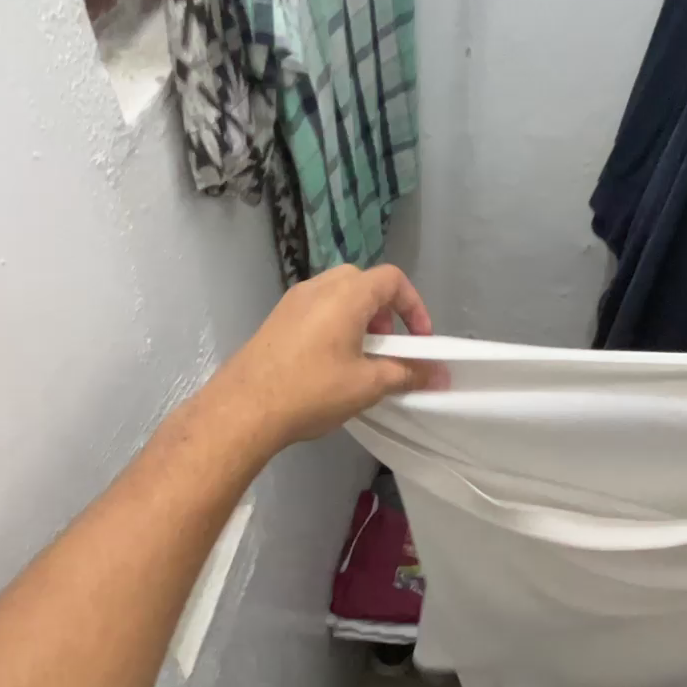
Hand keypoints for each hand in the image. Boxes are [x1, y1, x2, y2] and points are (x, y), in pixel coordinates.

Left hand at [198, 264, 442, 452]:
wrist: (245, 407)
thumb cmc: (312, 390)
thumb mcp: (368, 385)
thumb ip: (407, 374)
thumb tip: (440, 374)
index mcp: (347, 295)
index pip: (392, 279)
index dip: (414, 306)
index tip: (419, 340)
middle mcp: (319, 287)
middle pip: (363, 282)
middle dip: (386, 311)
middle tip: (389, 345)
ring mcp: (293, 301)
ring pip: (337, 295)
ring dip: (359, 318)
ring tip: (361, 357)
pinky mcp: (277, 319)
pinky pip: (316, 309)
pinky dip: (335, 324)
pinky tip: (331, 363)